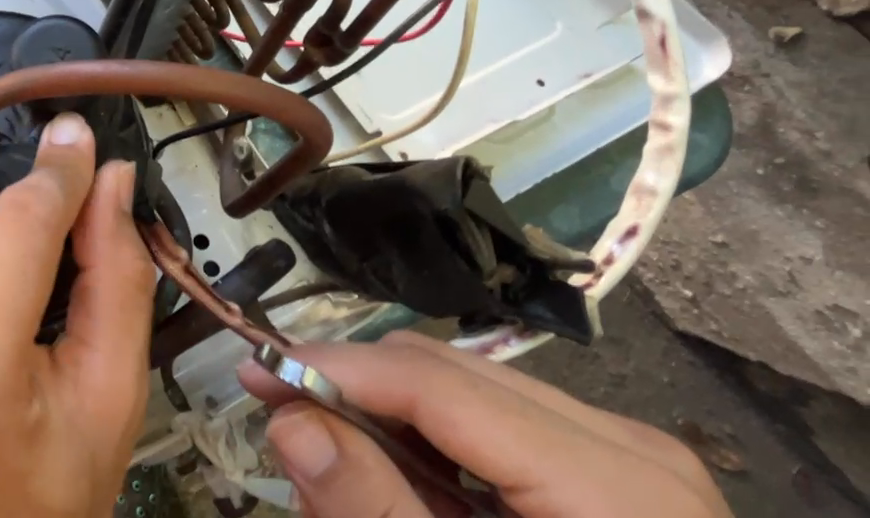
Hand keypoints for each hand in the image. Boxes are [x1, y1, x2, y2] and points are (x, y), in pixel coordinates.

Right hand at [237, 331, 733, 517]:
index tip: (254, 376)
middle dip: (351, 394)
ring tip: (346, 477)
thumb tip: (288, 423)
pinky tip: (405, 487)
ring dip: (381, 418)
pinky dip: (424, 442)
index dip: (335, 371)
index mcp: (612, 485)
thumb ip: (377, 512)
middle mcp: (621, 443)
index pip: (436, 383)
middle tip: (285, 435)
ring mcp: (619, 449)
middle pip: (441, 371)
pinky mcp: (604, 465)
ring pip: (454, 385)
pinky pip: (483, 417)